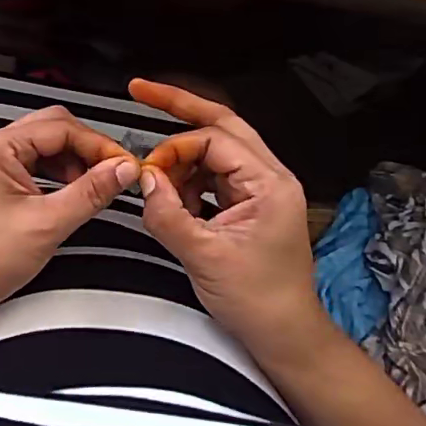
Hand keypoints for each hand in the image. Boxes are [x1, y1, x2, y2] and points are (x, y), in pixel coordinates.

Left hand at [0, 106, 139, 308]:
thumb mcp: (48, 223)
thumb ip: (90, 192)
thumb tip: (123, 168)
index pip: (61, 128)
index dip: (99, 145)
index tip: (126, 165)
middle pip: (55, 128)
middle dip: (89, 148)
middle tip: (117, 171)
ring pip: (48, 145)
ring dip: (76, 161)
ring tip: (99, 185)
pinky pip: (38, 162)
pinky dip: (61, 173)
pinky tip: (76, 191)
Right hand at [128, 80, 332, 355]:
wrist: (283, 334)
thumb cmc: (259, 301)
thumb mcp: (204, 257)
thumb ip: (167, 213)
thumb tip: (142, 179)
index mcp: (268, 185)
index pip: (212, 140)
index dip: (174, 150)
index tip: (148, 173)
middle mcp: (267, 179)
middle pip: (220, 124)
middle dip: (179, 106)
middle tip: (142, 90)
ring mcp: (257, 190)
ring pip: (212, 149)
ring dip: (179, 158)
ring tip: (156, 181)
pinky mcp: (245, 204)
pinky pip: (209, 174)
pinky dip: (185, 179)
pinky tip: (171, 198)